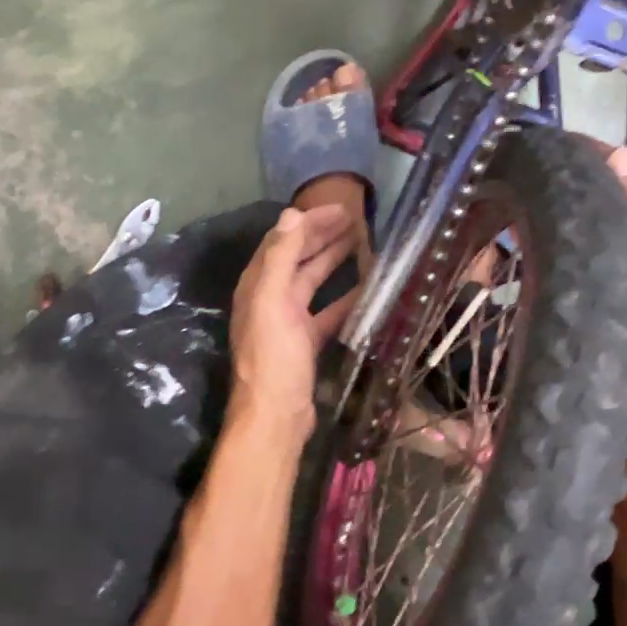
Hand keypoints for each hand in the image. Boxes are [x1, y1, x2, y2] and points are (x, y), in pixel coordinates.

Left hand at [228, 206, 359, 438]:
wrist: (275, 418)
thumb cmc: (273, 359)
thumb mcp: (273, 303)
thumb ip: (281, 258)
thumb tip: (290, 214)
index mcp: (258, 286)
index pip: (282, 241)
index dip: (308, 221)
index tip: (341, 208)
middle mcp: (269, 299)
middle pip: (297, 258)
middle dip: (323, 236)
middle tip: (357, 220)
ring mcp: (287, 321)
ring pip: (313, 281)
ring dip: (334, 261)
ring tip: (363, 243)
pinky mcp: (305, 342)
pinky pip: (327, 311)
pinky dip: (345, 298)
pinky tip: (368, 291)